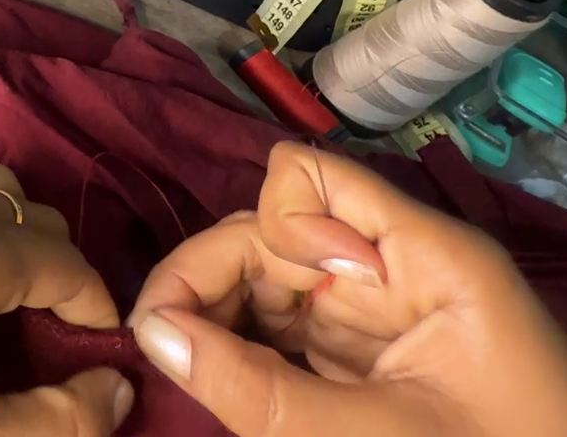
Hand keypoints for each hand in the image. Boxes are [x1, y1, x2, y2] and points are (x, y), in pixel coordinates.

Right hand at [129, 142, 566, 436]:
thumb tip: (146, 331)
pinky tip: (217, 377)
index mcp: (419, 254)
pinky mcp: (356, 353)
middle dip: (210, 280)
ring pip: (257, 278)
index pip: (307, 178)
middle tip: (159, 342)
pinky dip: (236, 347)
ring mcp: (368, 308)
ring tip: (186, 368)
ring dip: (213, 316)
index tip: (276, 309)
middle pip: (266, 231)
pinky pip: (273, 325)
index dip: (275, 227)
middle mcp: (385, 263)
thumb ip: (258, 388)